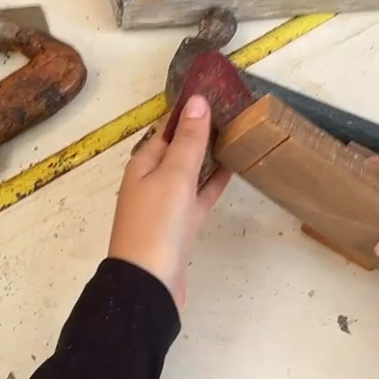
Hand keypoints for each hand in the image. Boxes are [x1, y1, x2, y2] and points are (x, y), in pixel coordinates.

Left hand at [108, 95, 232, 310]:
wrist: (149, 284)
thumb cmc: (157, 225)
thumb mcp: (174, 175)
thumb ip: (188, 140)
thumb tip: (196, 101)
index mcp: (142, 165)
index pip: (166, 129)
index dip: (188, 112)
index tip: (214, 94)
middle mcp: (150, 182)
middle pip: (177, 150)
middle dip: (200, 133)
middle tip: (232, 113)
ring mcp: (165, 207)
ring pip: (189, 173)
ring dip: (208, 157)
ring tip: (235, 137)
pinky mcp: (179, 228)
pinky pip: (197, 197)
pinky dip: (212, 184)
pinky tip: (230, 172)